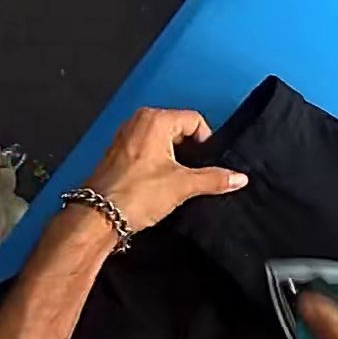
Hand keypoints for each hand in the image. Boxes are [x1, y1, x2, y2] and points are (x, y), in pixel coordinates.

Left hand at [80, 108, 247, 232]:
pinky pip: (147, 150)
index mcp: (155, 120)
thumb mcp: (183, 185)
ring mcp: (125, 137)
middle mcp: (138, 122)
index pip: (194, 120)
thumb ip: (214, 179)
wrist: (98, 218)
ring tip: (176, 180)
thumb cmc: (135, 195)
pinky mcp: (118, 154)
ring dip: (174, 158)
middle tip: (193, 173)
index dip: (206, 141)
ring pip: (163, 140)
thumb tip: (239, 178)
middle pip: (178, 129)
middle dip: (190, 150)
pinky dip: (158, 163)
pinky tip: (159, 184)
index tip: (208, 162)